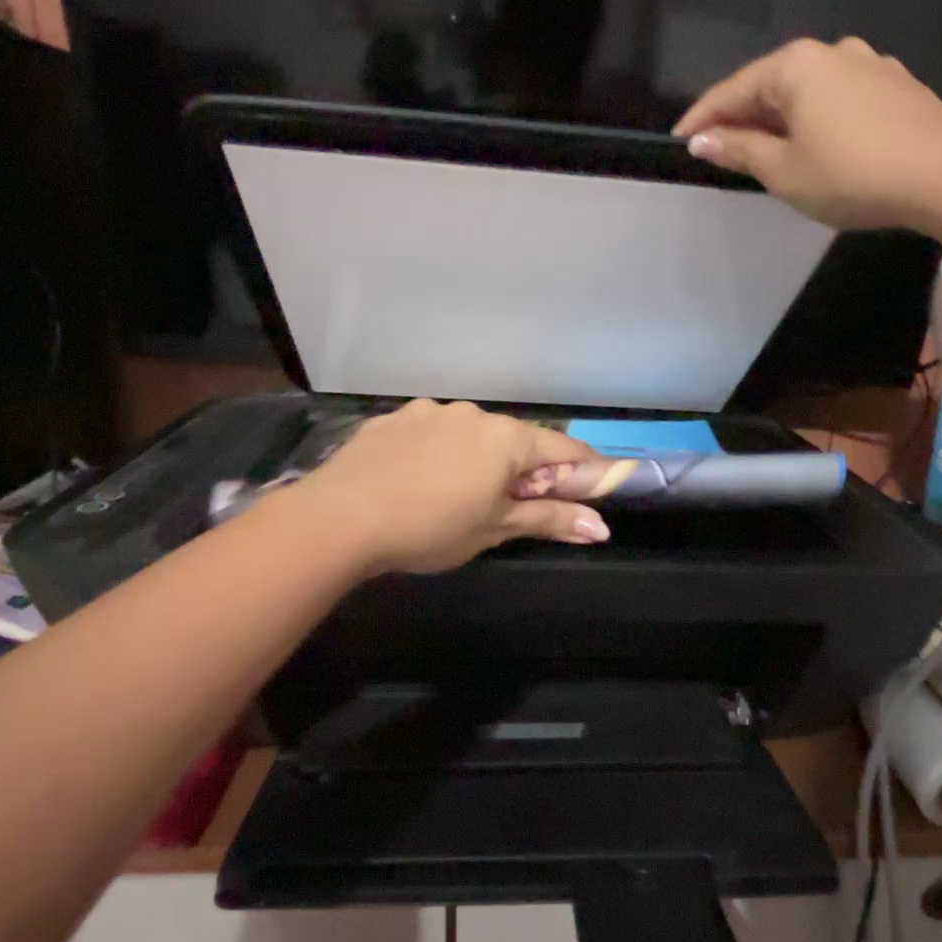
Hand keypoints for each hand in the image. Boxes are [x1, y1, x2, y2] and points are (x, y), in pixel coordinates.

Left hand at [288, 399, 609, 574]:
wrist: (340, 517)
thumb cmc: (430, 528)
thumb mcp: (494, 529)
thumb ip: (549, 520)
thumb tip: (602, 528)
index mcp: (506, 438)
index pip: (563, 448)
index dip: (582, 470)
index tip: (591, 490)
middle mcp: (473, 414)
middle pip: (515, 441)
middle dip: (522, 470)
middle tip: (510, 507)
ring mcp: (430, 412)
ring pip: (470, 436)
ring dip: (476, 460)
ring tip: (454, 497)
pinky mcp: (393, 419)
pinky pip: (431, 434)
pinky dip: (437, 454)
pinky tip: (416, 482)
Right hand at [672, 37, 941, 229]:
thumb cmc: (850, 174)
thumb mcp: (783, 170)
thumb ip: (739, 150)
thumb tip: (703, 140)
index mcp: (795, 66)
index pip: (733, 91)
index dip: (702, 119)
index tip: (679, 140)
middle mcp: (832, 52)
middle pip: (771, 86)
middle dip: (742, 119)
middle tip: (718, 151)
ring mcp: (869, 65)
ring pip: (808, 93)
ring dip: (781, 120)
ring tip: (766, 153)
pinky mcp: (896, 86)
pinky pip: (839, 100)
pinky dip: (816, 120)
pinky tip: (815, 146)